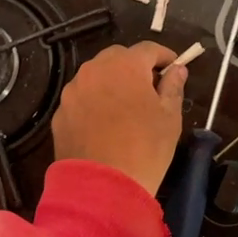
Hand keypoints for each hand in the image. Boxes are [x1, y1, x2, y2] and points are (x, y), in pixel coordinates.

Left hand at [51, 41, 188, 194]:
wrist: (103, 188)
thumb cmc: (145, 148)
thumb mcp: (170, 117)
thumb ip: (173, 86)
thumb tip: (176, 70)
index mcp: (125, 65)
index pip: (148, 49)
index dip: (164, 56)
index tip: (175, 67)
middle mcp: (95, 70)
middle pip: (118, 57)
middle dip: (136, 66)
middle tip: (151, 87)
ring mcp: (73, 91)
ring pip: (97, 76)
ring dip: (113, 82)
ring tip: (126, 106)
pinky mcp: (61, 113)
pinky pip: (82, 98)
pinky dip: (95, 101)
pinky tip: (105, 124)